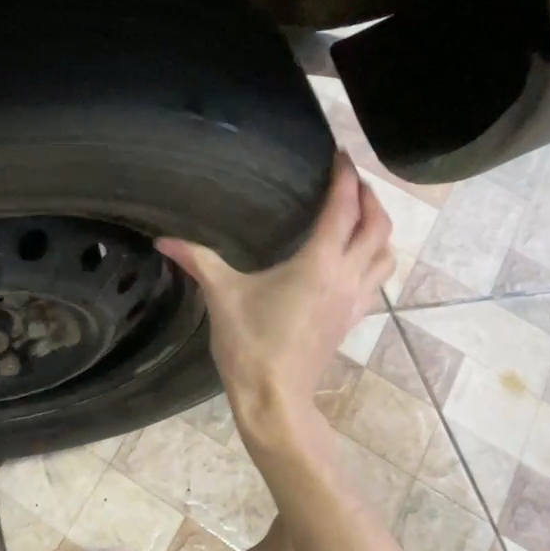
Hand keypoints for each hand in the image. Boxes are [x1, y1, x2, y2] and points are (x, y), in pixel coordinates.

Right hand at [157, 152, 391, 450]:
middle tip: (350, 180)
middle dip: (369, 197)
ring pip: (386, 252)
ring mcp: (355, 298)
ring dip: (379, 227)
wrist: (275, 395)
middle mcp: (346, 274)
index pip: (343, 208)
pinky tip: (354, 258)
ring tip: (360, 215)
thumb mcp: (221, 296)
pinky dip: (375, 256)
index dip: (345, 178)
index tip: (340, 155)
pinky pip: (378, 277)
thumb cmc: (250, 343)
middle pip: (377, 225)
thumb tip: (163, 240)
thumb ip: (197, 261)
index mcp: (318, 263)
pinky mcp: (352, 317)